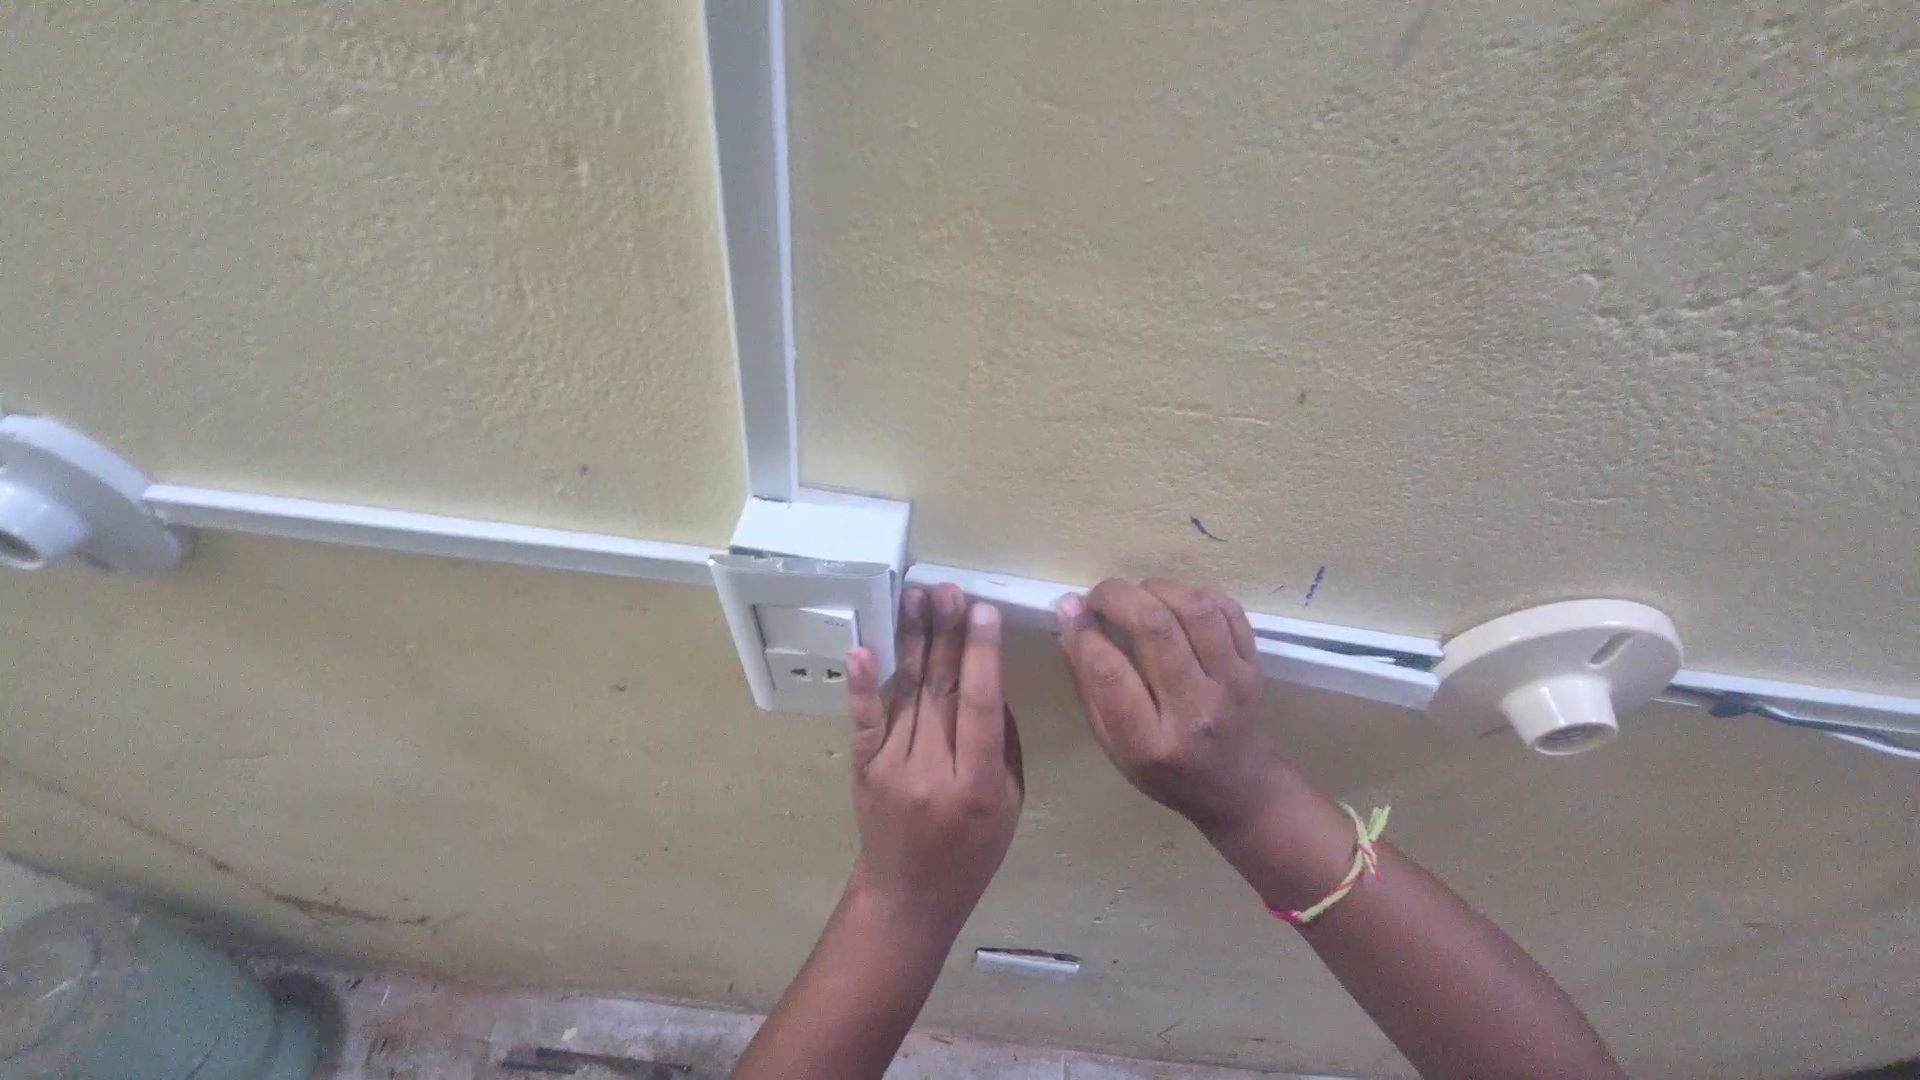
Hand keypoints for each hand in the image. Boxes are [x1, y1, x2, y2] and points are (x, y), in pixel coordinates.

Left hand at [844, 584, 1023, 931]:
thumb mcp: (1011, 804)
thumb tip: (989, 679)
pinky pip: (863, 722)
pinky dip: (861, 685)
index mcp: (978, 784)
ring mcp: (892, 769)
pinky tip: (861, 649)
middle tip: (950, 590)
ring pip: (907, 694)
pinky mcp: (864, 768)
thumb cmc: (972, 851)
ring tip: (919, 597)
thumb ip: (1003, 743)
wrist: (909, 896)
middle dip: (948, 634)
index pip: (980, 707)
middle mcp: (932, 772)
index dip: (982, 655)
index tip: (984, 611)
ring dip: (915, 641)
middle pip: (941, 691)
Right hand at [1056, 578, 1290, 837]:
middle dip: (1117, 597)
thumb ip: (1087, 683)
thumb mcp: (1111, 743)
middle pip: (1156, 629)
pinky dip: (1194, 593)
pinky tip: (1173, 604)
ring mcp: (1232, 684)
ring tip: (1137, 596)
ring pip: (1195, 609)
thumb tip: (1069, 616)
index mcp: (1149, 742)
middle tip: (1098, 597)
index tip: (1072, 613)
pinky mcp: (1254, 665)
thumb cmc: (1162, 769)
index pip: (1111, 673)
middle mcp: (1195, 711)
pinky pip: (1226, 609)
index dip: (1084, 632)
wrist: (1235, 786)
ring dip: (1157, 588)